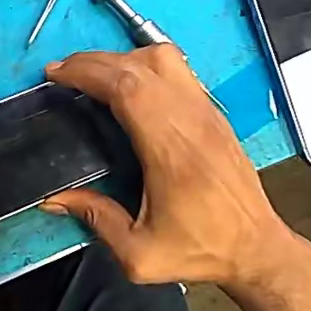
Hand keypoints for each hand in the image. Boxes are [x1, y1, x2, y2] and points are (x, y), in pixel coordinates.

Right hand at [43, 47, 305, 288]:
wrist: (257, 248)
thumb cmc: (201, 249)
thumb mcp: (140, 254)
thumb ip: (96, 220)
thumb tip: (53, 199)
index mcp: (170, 150)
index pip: (127, 88)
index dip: (88, 72)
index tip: (58, 74)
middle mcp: (190, 119)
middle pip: (138, 66)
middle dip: (93, 61)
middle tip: (62, 72)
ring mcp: (206, 110)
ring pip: (163, 58)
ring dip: (122, 57)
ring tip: (94, 73)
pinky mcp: (213, 111)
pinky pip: (178, 69)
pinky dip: (145, 64)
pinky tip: (128, 80)